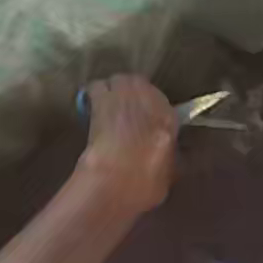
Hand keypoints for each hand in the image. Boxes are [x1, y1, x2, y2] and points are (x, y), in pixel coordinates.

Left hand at [72, 75, 177, 216]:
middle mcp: (148, 99)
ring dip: (115, 90)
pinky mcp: (101, 97)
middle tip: (126, 110)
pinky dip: (94, 93)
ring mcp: (123, 95)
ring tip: (109, 104)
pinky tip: (91, 105)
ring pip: (119, 80)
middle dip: (133, 93)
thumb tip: (170, 152)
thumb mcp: (168, 175)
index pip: (165, 105)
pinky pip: (97, 86)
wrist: (114, 178)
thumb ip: (171, 156)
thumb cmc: (143, 183)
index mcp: (168, 118)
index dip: (154, 113)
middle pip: (141, 84)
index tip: (147, 122)